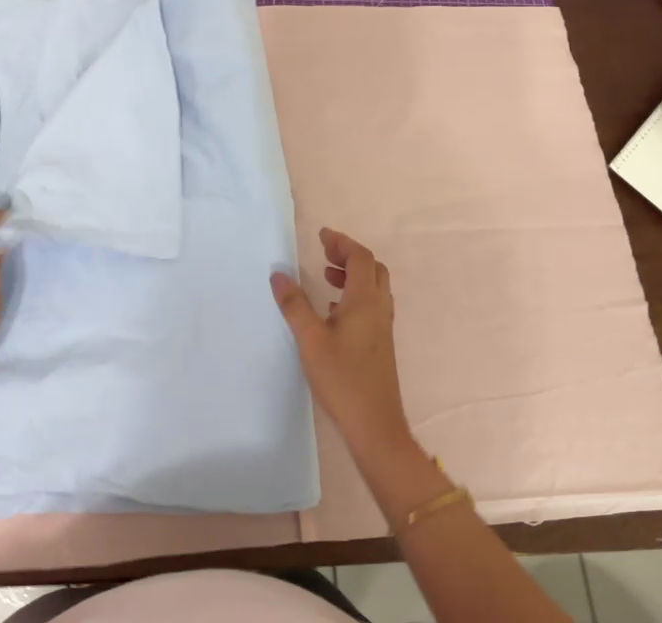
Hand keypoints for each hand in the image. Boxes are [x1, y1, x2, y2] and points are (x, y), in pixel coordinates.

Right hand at [270, 228, 410, 459]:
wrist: (374, 424)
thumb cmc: (342, 379)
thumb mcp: (310, 340)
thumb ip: (294, 305)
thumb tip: (278, 274)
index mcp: (365, 302)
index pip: (361, 258)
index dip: (342, 243)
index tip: (321, 236)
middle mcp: (379, 310)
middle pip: (373, 269)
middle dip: (349, 256)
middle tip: (324, 254)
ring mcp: (383, 328)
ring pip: (374, 288)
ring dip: (352, 276)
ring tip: (326, 277)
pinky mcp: (380, 344)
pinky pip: (371, 306)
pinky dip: (354, 296)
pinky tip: (334, 311)